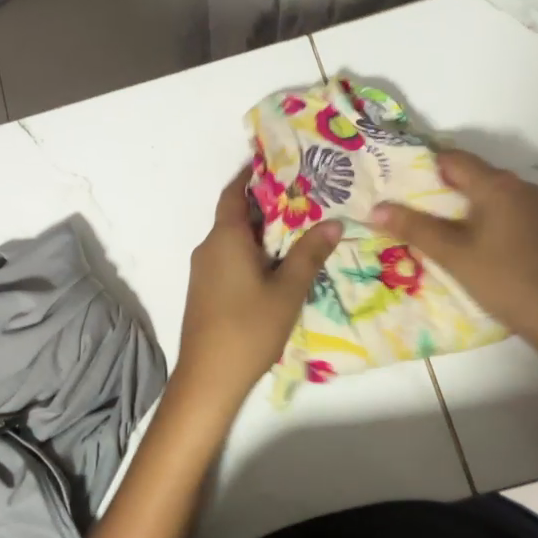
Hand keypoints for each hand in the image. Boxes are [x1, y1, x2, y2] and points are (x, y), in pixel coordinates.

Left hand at [176, 166, 341, 404]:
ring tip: (299, 226)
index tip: (277, 160)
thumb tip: (333, 221)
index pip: (234, 193)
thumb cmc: (249, 328)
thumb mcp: (287, 291)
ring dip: (261, 230)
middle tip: (304, 194)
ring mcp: (204, 270)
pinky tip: (278, 262)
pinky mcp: (205, 290)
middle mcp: (209, 247)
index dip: (252, 174)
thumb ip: (308, 254)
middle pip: (235, 214)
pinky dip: (252, 251)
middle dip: (266, 203)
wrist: (208, 378)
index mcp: (225, 238)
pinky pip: (230, 257)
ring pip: (234, 238)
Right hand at [373, 150, 537, 360]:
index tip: (395, 182)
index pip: (451, 158)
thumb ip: (414, 227)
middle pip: (472, 175)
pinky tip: (473, 243)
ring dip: (462, 205)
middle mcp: (521, 187)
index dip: (421, 166)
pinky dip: (485, 218)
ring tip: (434, 227)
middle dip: (439, 188)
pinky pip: (508, 211)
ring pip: (490, 195)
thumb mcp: (453, 255)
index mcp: (497, 185)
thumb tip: (375, 208)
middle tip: (407, 207)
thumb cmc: (506, 282)